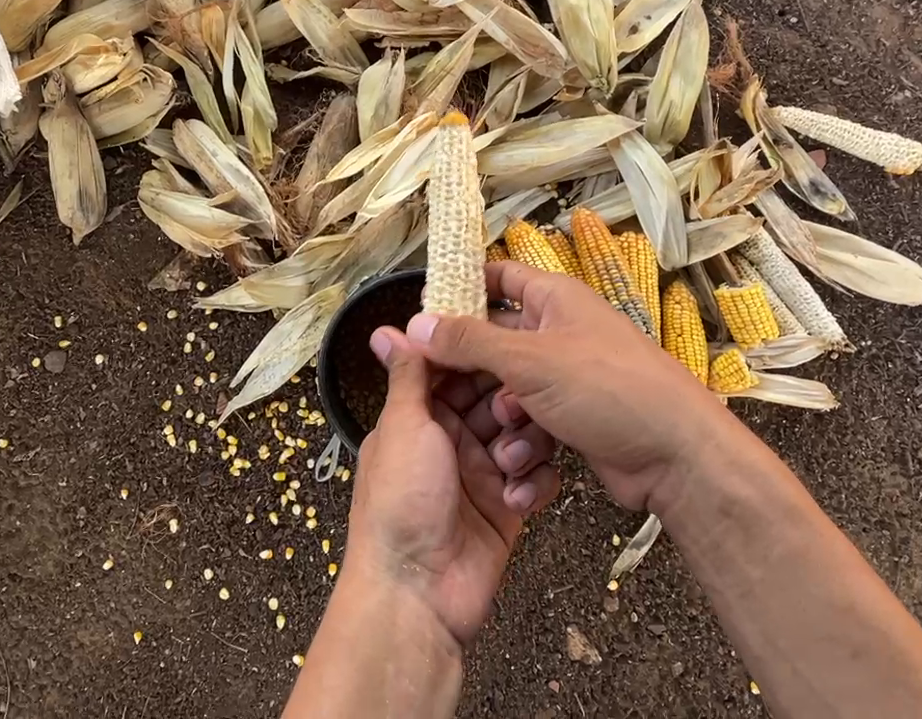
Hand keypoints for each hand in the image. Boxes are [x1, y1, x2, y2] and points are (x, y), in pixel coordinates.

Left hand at [341, 336, 560, 645]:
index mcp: (418, 415)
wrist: (417, 591)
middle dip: (508, 399)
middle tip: (516, 405)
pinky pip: (534, 479)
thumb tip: (387, 329)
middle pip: (491, 399)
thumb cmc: (401, 501)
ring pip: (518, 435)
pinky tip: (520, 497)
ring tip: (511, 461)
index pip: (454, 370)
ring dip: (523, 443)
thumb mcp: (403, 426)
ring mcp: (480, 473)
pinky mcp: (507, 507)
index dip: (478, 354)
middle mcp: (449, 439)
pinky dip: (534, 483)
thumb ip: (409, 376)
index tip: (508, 338)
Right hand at [401, 260, 738, 513]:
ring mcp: (566, 376)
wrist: (678, 457)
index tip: (426, 313)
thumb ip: (469, 342)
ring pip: (507, 385)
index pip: (500, 277)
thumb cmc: (607, 389)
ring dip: (500, 412)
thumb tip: (414, 325)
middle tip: (442, 388)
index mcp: (555, 299)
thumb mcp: (530, 360)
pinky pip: (529, 418)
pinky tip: (521, 461)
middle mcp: (558, 331)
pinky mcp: (572, 416)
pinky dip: (521, 437)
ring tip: (507, 431)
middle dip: (473, 367)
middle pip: (495, 339)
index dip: (463, 289)